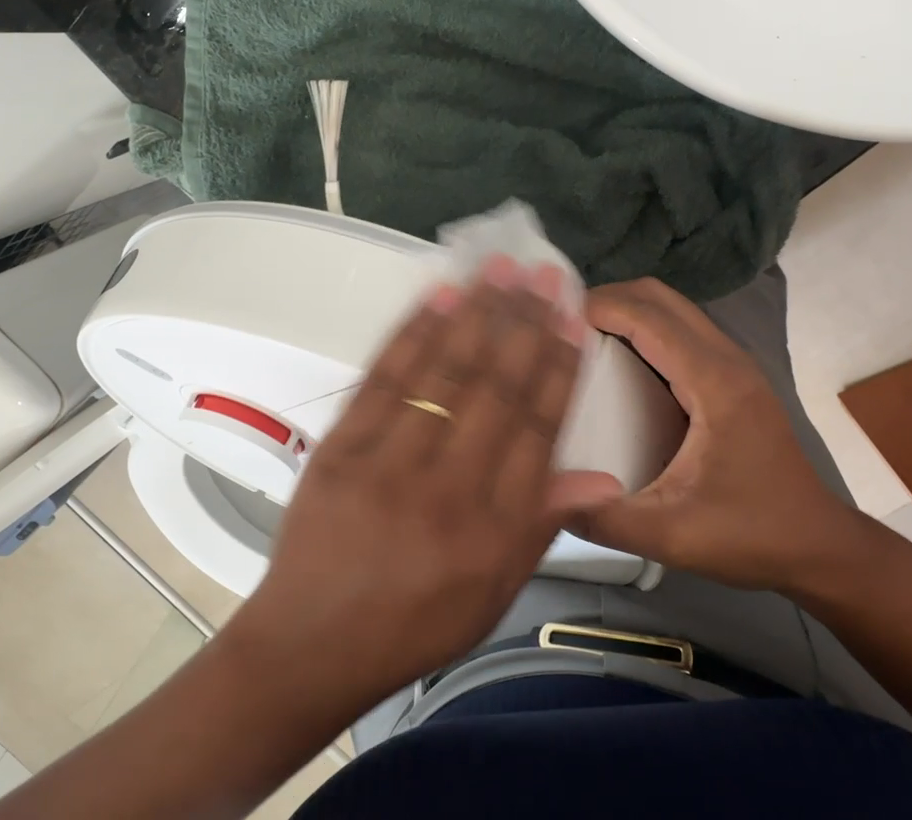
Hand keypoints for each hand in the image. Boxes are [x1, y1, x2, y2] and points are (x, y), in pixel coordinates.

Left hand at [227, 259, 625, 702]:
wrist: (311, 643)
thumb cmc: (412, 625)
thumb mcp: (494, 594)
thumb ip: (541, 527)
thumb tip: (600, 476)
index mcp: (492, 529)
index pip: (537, 429)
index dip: (558, 368)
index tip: (572, 320)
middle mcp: (446, 488)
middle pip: (495, 389)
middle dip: (523, 323)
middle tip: (541, 271)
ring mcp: (387, 463)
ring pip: (443, 373)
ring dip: (475, 313)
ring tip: (498, 268)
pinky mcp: (339, 448)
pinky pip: (383, 380)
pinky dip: (413, 333)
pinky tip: (438, 298)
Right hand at [565, 278, 861, 590]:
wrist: (818, 548)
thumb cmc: (749, 535)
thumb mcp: (669, 535)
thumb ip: (602, 517)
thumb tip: (539, 495)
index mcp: (714, 383)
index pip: (648, 316)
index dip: (596, 307)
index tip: (548, 320)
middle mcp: (727, 360)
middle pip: (660, 297)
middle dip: (606, 299)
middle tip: (557, 327)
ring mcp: (733, 367)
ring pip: (672, 309)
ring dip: (625, 311)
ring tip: (576, 340)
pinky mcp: (731, 380)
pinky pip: (680, 333)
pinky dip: (642, 330)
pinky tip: (612, 365)